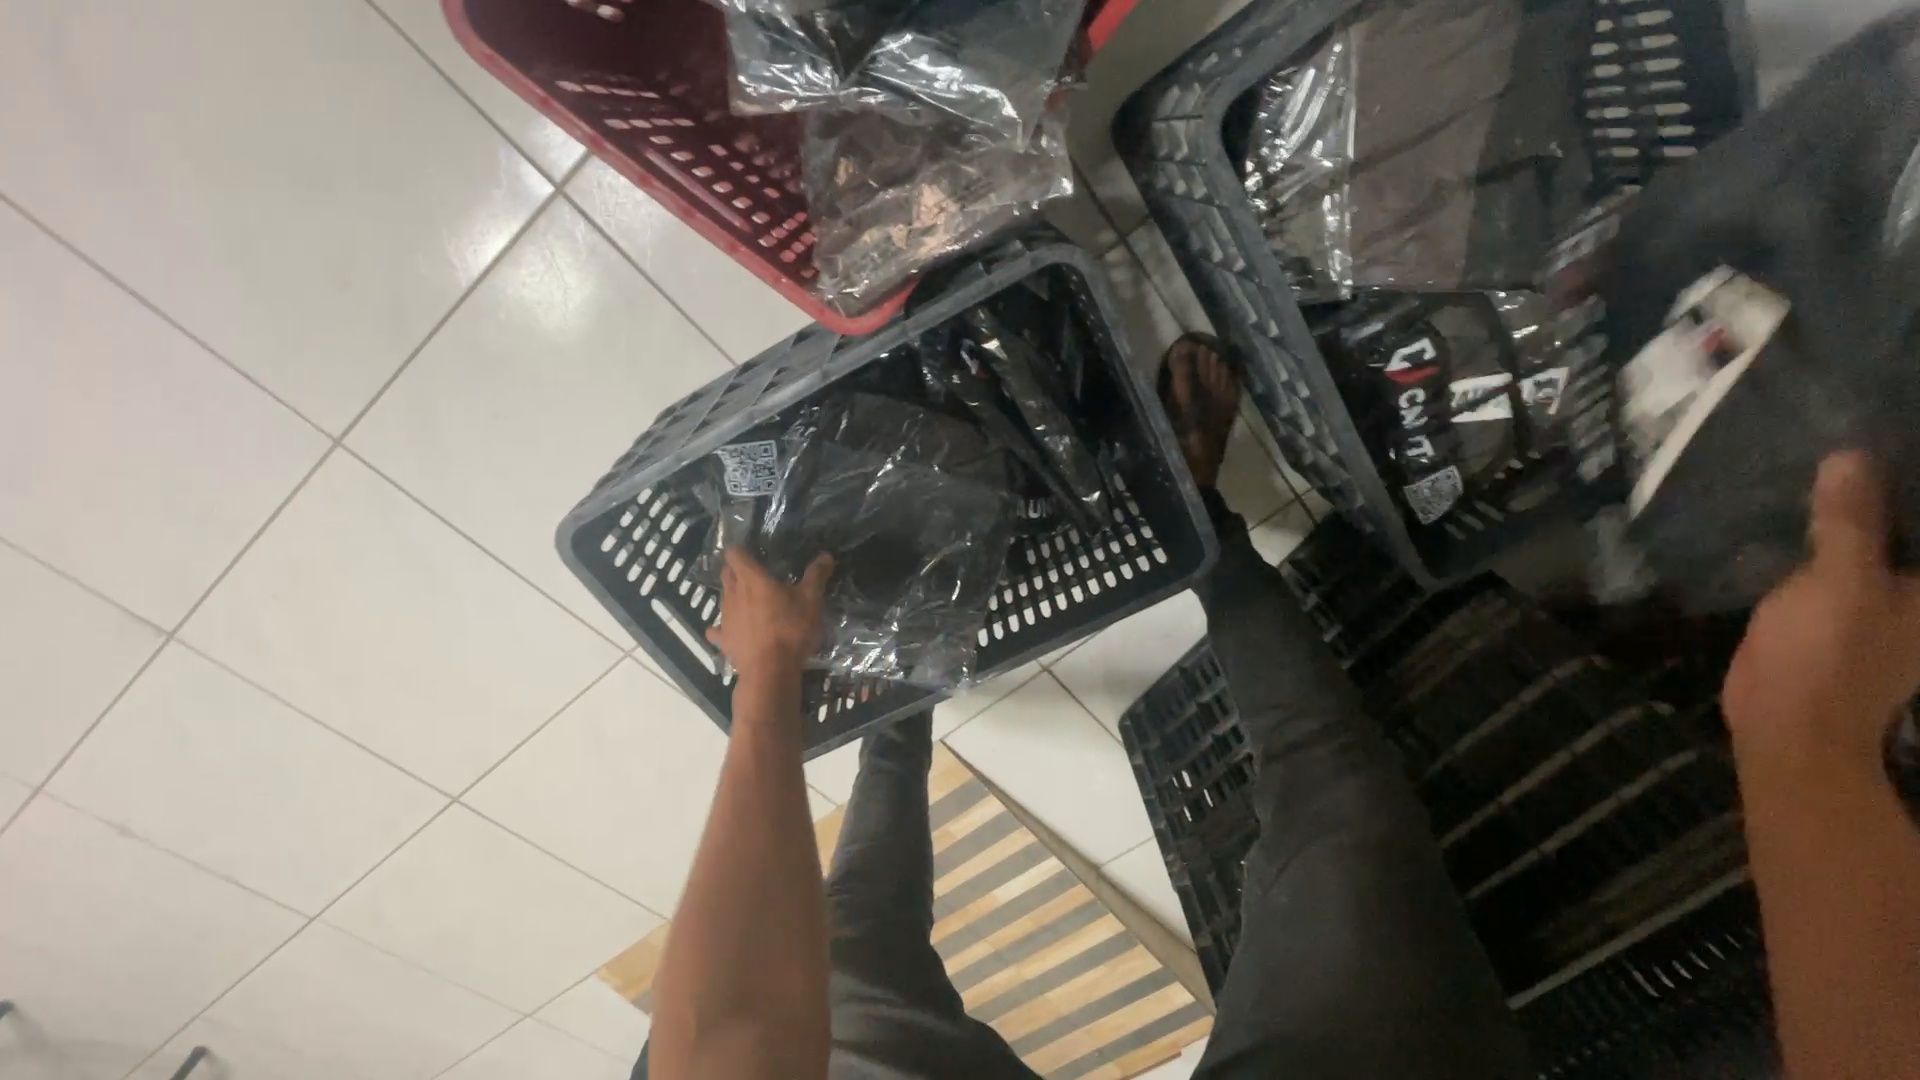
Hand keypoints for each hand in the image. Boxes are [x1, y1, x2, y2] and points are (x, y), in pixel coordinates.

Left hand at [705, 547, 833, 684]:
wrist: (771, 670)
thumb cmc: (791, 629)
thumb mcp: (811, 600)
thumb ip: (817, 576)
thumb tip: (826, 555)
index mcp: (752, 579)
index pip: (734, 554)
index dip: (739, 550)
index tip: (750, 551)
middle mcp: (733, 594)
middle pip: (726, 574)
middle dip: (735, 570)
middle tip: (752, 574)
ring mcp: (725, 618)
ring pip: (723, 599)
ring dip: (732, 596)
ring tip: (748, 601)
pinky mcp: (724, 640)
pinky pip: (717, 630)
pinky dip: (722, 628)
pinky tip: (729, 630)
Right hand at [1724, 451, 1919, 766]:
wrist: (1790, 722)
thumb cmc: (1832, 655)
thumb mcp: (1840, 583)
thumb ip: (1849, 522)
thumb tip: (1850, 456)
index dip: (1909, 477)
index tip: (1891, 432)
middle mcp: (1918, 586)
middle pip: (1905, 523)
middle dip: (1884, 488)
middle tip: (1850, 440)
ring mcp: (1879, 597)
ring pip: (1871, 538)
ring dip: (1849, 508)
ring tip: (1822, 463)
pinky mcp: (1836, 607)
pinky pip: (1835, 558)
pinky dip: (1819, 535)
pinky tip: (1792, 512)